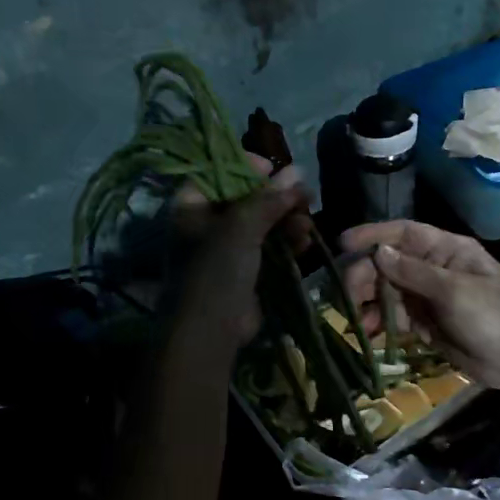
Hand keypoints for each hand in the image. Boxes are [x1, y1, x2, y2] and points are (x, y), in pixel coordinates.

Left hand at [167, 159, 306, 347]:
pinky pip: (270, 248)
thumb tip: (298, 172)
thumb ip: (270, 199)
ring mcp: (228, 250)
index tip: (277, 169)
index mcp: (193, 207)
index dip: (248, 168)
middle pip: (247, 199)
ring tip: (307, 224)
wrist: (211, 331)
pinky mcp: (246, 271)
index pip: (220, 174)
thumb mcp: (241, 226)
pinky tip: (305, 241)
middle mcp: (208, 224)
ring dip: (287, 221)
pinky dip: (287, 243)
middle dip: (278, 198)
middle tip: (305, 196)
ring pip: (263, 225)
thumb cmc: (216, 269)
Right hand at [340, 221, 499, 391]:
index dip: (373, 235)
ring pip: (389, 292)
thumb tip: (379, 251)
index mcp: (447, 251)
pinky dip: (381, 325)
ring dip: (370, 304)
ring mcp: (430, 297)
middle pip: (390, 264)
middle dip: (366, 277)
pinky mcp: (428, 324)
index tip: (342, 244)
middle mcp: (435, 269)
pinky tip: (371, 335)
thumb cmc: (496, 317)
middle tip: (347, 297)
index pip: (404, 233)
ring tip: (358, 323)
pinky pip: (397, 318)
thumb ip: (414, 272)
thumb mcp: (455, 291)